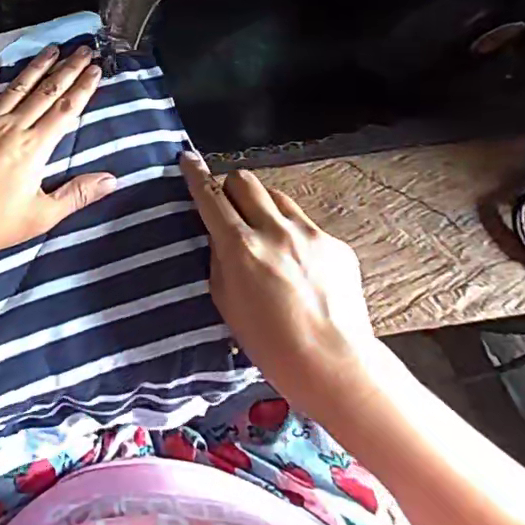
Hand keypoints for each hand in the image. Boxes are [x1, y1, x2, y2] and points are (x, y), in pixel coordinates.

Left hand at [0, 44, 116, 254]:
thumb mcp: (40, 216)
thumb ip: (76, 195)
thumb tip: (112, 179)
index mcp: (34, 148)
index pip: (66, 111)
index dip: (83, 89)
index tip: (96, 69)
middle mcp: (12, 127)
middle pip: (46, 92)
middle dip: (67, 69)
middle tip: (83, 50)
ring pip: (16, 87)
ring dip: (36, 66)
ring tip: (52, 49)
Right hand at [181, 151, 390, 423]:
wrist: (333, 364)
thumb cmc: (268, 343)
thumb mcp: (225, 300)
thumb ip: (219, 258)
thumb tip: (220, 234)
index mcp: (241, 247)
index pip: (211, 196)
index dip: (196, 175)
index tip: (188, 160)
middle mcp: (275, 231)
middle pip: (245, 181)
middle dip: (230, 186)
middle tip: (228, 205)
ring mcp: (310, 235)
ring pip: (277, 197)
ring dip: (262, 207)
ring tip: (264, 234)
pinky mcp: (336, 245)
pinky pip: (305, 225)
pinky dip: (292, 234)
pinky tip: (296, 265)